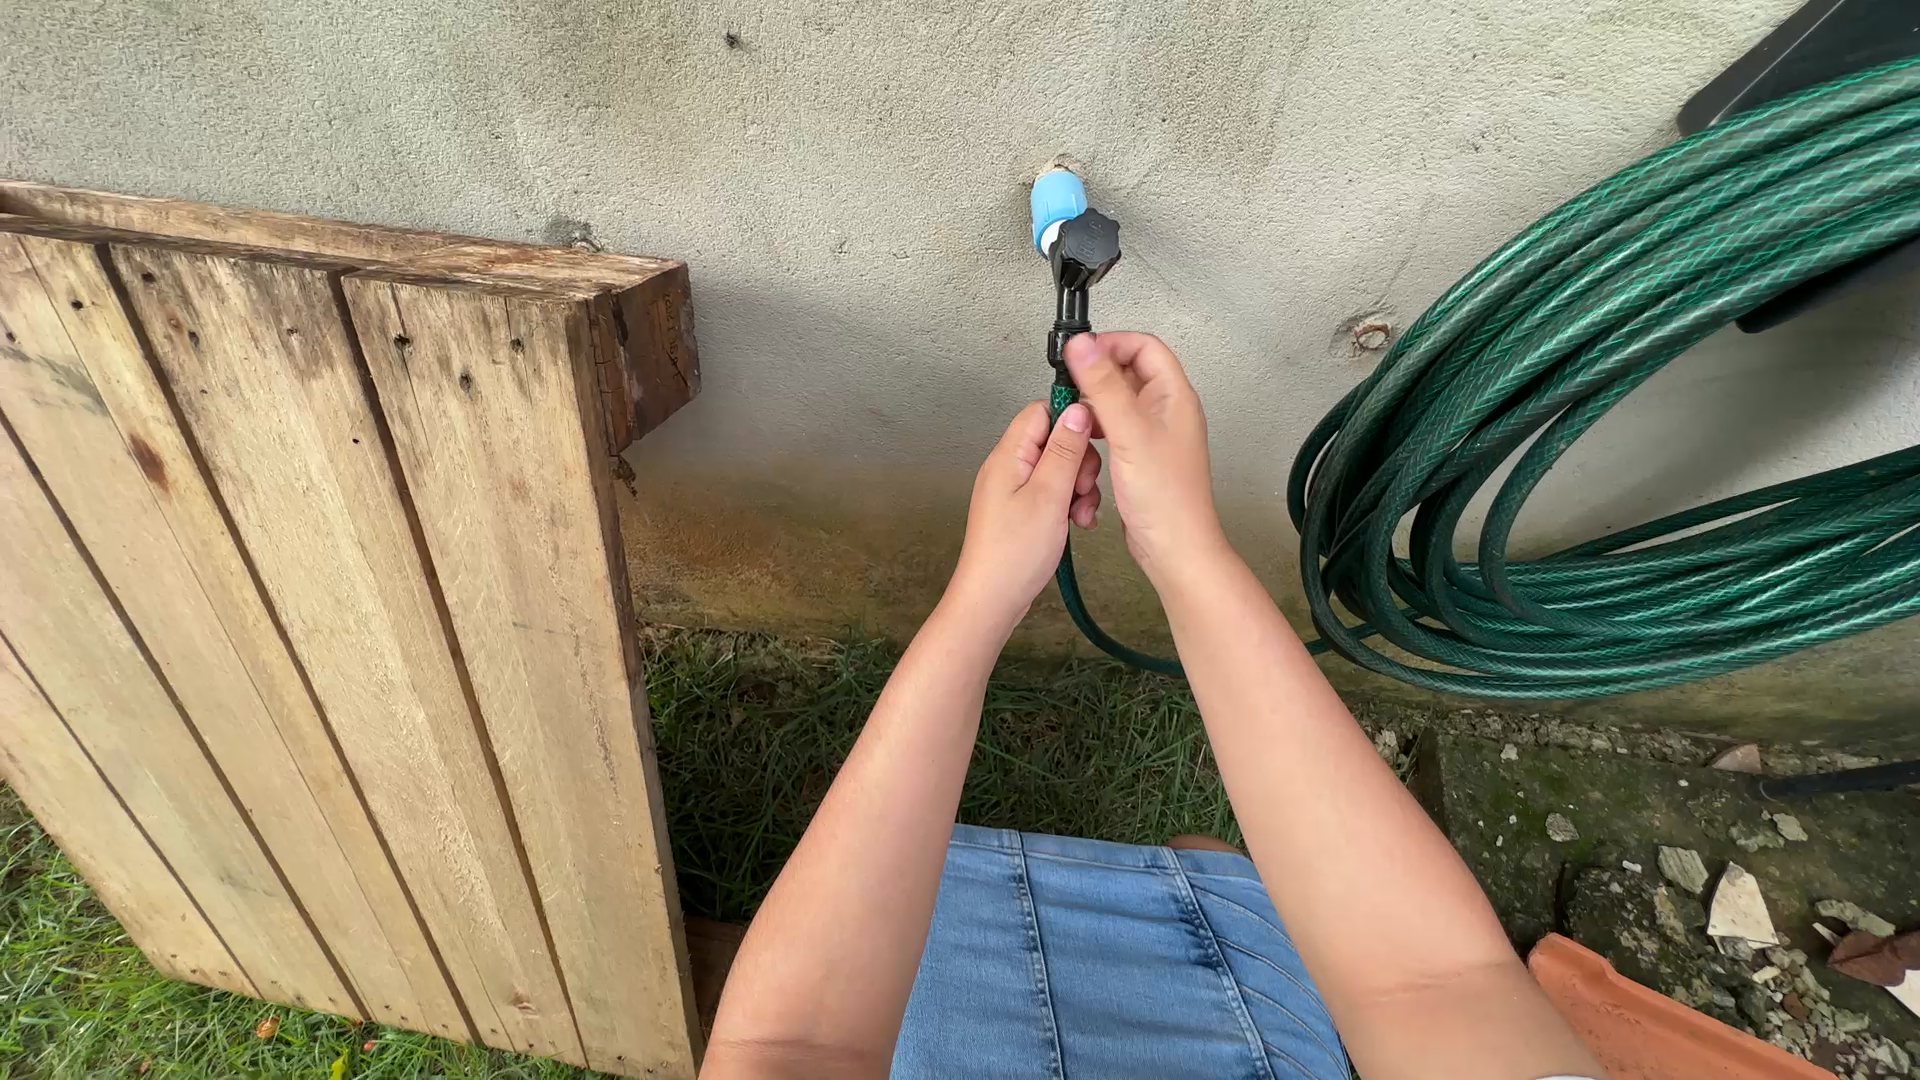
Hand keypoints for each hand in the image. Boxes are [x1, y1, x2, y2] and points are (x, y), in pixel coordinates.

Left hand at [948, 400, 1100, 623]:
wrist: (992, 599)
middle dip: (1080, 463)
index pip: (1042, 412)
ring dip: (1078, 488)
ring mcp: (1015, 490)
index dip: (1072, 421)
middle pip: (1055, 440)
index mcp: (1009, 456)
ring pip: (1059, 469)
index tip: (1096, 441)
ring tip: (1081, 515)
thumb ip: (1065, 450)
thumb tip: (1078, 410)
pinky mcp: (1022, 511)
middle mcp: (1008, 468)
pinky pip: (1053, 494)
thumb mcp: (1049, 495)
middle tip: (1082, 491)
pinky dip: (1069, 505)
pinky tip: (1078, 524)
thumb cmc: (1015, 552)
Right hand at [1063, 332, 1225, 576]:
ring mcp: (1154, 434)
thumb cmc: (1165, 498)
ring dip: (1095, 402)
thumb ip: (1103, 385)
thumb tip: (1082, 345)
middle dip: (1098, 374)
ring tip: (1076, 414)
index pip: (1144, 347)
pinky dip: (1097, 427)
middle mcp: (1167, 411)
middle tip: (1071, 384)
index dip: (1112, 343)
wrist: (1174, 547)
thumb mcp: (1128, 432)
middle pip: (1130, 371)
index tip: (1081, 355)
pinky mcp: (1141, 456)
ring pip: (1120, 401)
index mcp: (1174, 397)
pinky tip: (1084, 439)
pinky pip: (1116, 428)